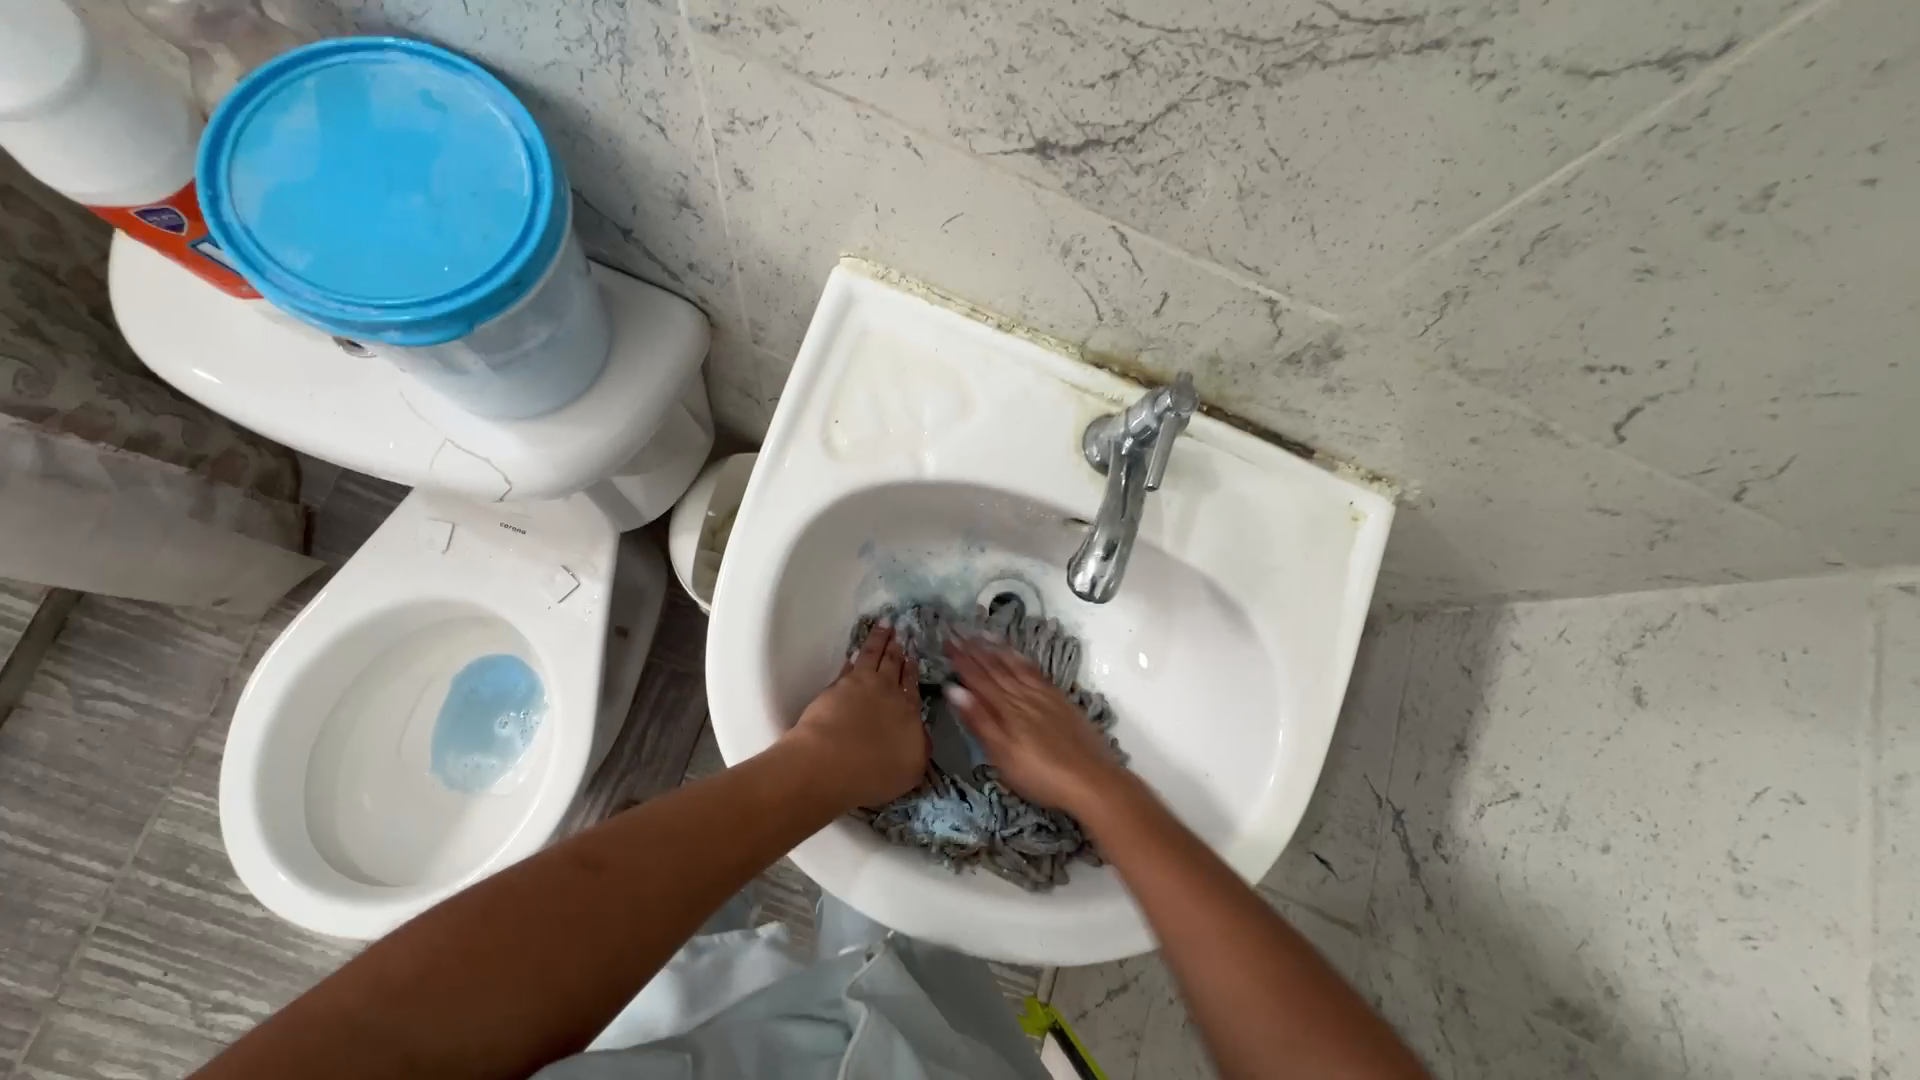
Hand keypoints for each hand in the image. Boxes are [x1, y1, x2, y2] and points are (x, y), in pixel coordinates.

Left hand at [786, 625, 928, 809]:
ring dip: (879, 640)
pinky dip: (855, 655)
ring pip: (873, 656)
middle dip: (898, 647)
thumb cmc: (874, 773)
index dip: (912, 669)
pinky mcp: (836, 686)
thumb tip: (921, 733)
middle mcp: (888, 693)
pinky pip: (850, 665)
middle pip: (894, 665)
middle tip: (901, 629)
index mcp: (909, 712)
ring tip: (883, 625)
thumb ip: (919, 747)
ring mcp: (861, 686)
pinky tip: (856, 651)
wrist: (832, 763)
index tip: (913, 654)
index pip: (913, 685)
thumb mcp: (911, 768)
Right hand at [943, 639, 1126, 816]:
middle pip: (994, 668)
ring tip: (981, 634)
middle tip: (958, 630)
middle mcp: (1022, 696)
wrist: (1091, 780)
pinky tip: (1016, 654)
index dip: (961, 660)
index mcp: (1005, 709)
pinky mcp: (1060, 700)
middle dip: (974, 649)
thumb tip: (953, 689)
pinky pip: (1035, 671)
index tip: (947, 641)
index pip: (977, 679)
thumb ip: (979, 722)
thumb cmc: (1040, 775)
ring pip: (1014, 666)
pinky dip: (1021, 659)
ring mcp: (1043, 696)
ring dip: (996, 649)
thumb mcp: (1002, 755)